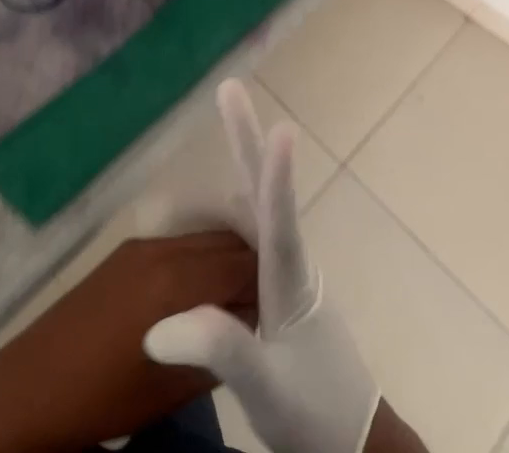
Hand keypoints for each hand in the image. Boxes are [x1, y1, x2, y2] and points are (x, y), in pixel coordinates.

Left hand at [0, 231, 258, 452]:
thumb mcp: (179, 385)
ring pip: (206, 240)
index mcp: (179, 282)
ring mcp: (141, 247)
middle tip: (260, 307)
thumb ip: (227, 346)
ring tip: (228, 305)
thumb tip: (253, 320)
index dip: (272, 285)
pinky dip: (199, 262)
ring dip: (226, 262)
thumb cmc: (108, 396)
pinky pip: (179, 245)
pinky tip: (194, 298)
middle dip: (252, 268)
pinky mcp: (124, 254)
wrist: (29, 391)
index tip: (280, 312)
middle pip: (231, 242)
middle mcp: (164, 250)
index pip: (250, 263)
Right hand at [142, 80, 383, 452]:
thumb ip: (219, 350)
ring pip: (257, 213)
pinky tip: (206, 225)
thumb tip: (157, 324)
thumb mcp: (263, 387)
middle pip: (265, 195)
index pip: (280, 224)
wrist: (352, 439)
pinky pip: (251, 239)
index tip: (279, 129)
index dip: (276, 178)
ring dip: (238, 173)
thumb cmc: (312, 410)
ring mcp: (289, 277)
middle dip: (247, 142)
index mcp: (292, 284)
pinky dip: (229, 216)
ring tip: (207, 151)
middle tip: (229, 90)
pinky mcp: (282, 292)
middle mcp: (292, 268)